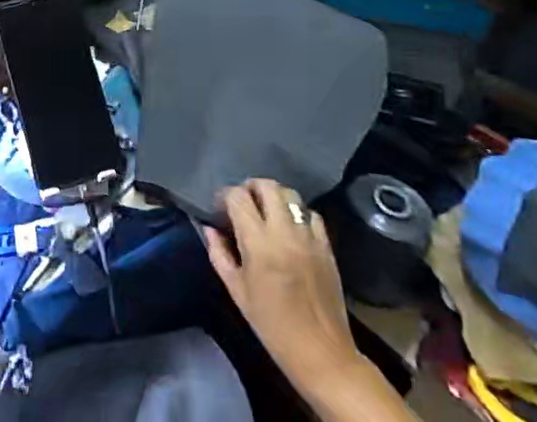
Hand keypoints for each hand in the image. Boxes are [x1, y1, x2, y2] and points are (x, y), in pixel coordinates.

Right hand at [202, 179, 361, 387]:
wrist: (320, 351)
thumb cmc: (271, 326)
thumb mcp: (238, 292)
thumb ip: (220, 256)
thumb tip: (210, 229)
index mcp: (258, 243)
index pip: (239, 198)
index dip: (225, 196)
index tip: (220, 207)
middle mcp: (284, 231)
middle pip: (267, 186)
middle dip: (251, 187)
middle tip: (242, 202)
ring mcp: (309, 235)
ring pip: (291, 194)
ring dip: (274, 196)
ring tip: (266, 210)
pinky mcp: (326, 245)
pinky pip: (311, 214)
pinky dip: (298, 213)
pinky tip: (291, 227)